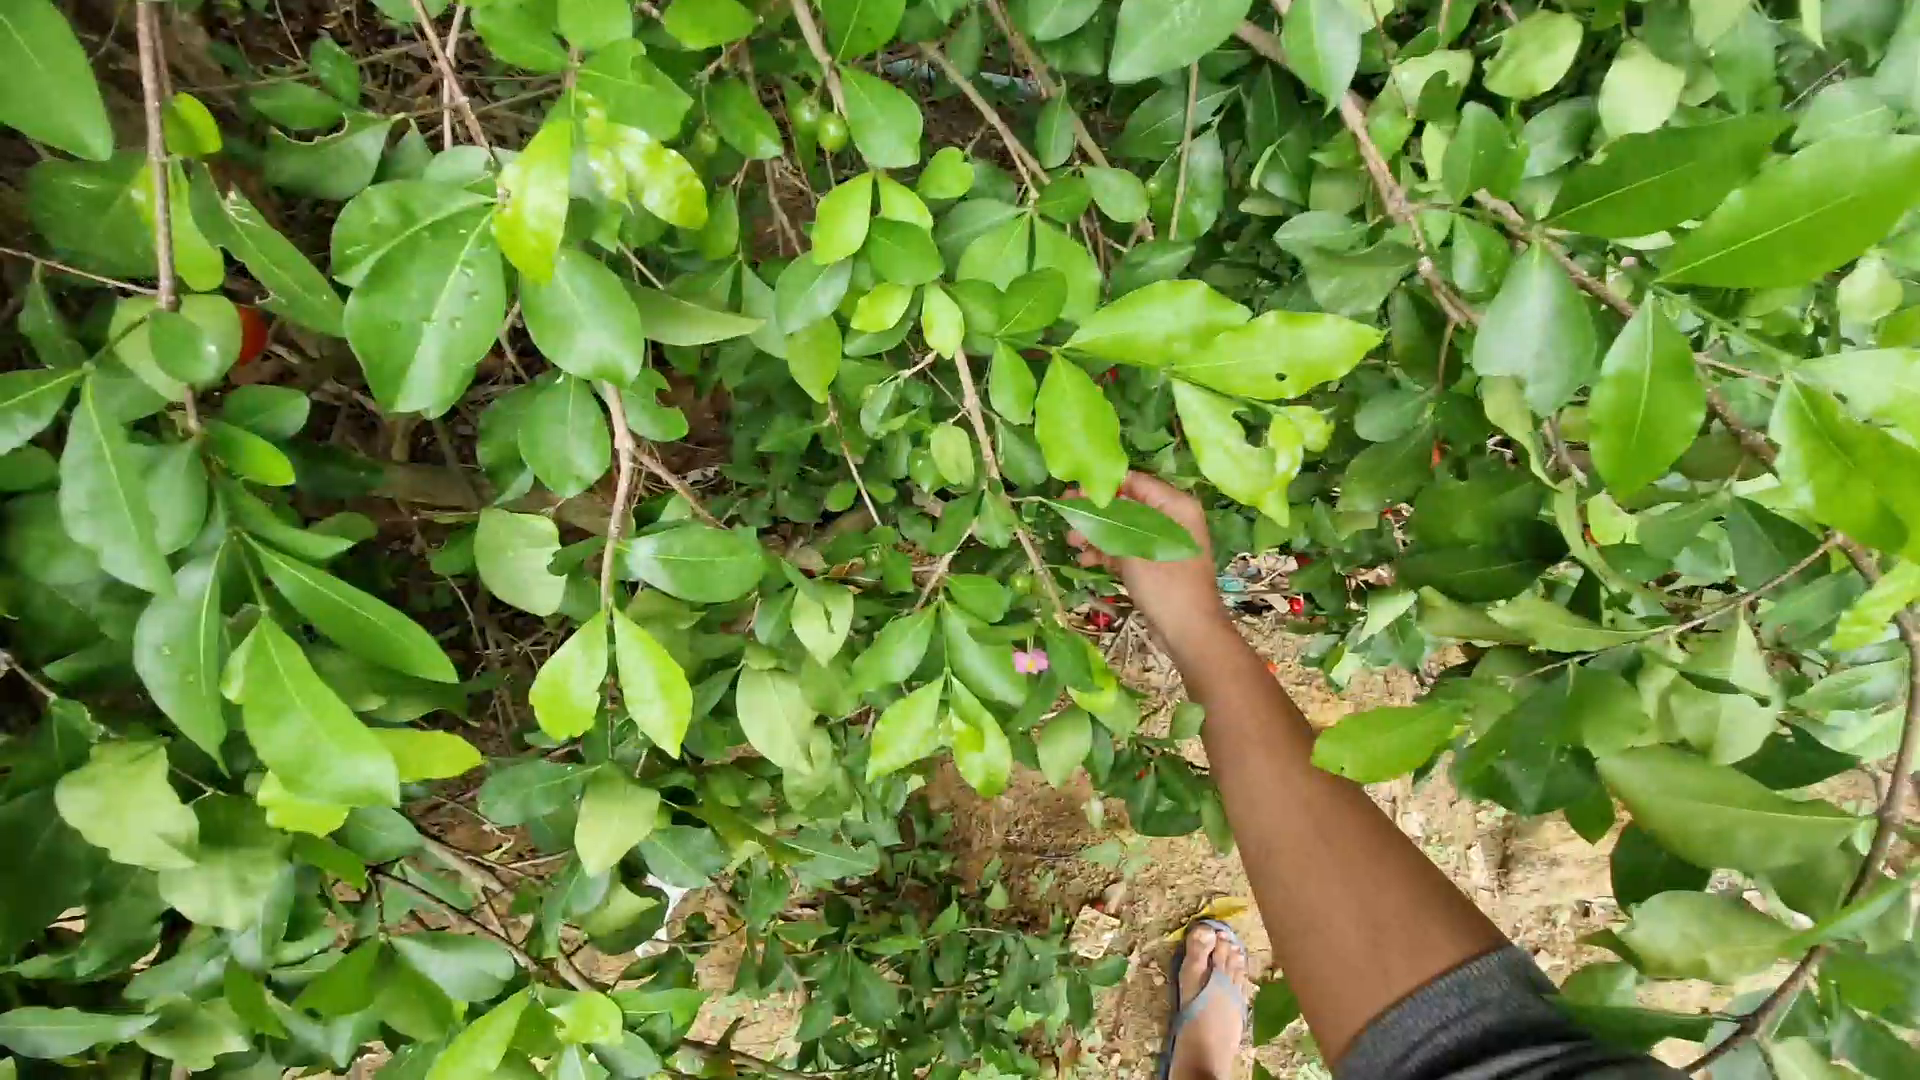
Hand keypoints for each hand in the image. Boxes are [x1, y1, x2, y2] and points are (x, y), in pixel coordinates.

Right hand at [1064, 472, 1227, 643]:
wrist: (1190, 633)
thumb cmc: (1168, 587)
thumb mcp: (1134, 551)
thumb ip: (1109, 524)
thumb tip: (1080, 503)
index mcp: (1176, 506)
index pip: (1134, 482)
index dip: (1102, 486)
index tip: (1073, 493)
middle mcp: (1172, 519)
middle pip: (1127, 505)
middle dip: (1095, 512)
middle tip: (1065, 513)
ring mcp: (1163, 542)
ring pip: (1123, 528)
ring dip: (1096, 533)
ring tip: (1071, 541)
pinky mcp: (1154, 563)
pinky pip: (1127, 548)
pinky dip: (1107, 552)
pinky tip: (1084, 560)